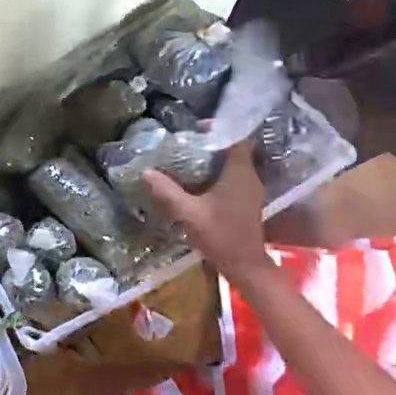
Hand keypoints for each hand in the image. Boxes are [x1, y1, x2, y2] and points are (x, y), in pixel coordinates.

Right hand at [141, 141, 270, 276]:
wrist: (245, 266)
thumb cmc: (221, 237)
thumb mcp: (188, 214)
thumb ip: (167, 192)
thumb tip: (146, 172)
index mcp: (239, 173)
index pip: (236, 138)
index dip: (218, 129)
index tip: (194, 129)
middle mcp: (249, 176)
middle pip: (233, 149)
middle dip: (210, 143)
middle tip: (184, 143)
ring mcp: (249, 189)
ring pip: (232, 163)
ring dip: (212, 159)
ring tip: (185, 159)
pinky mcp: (246, 200)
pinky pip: (231, 176)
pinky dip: (215, 173)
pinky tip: (195, 181)